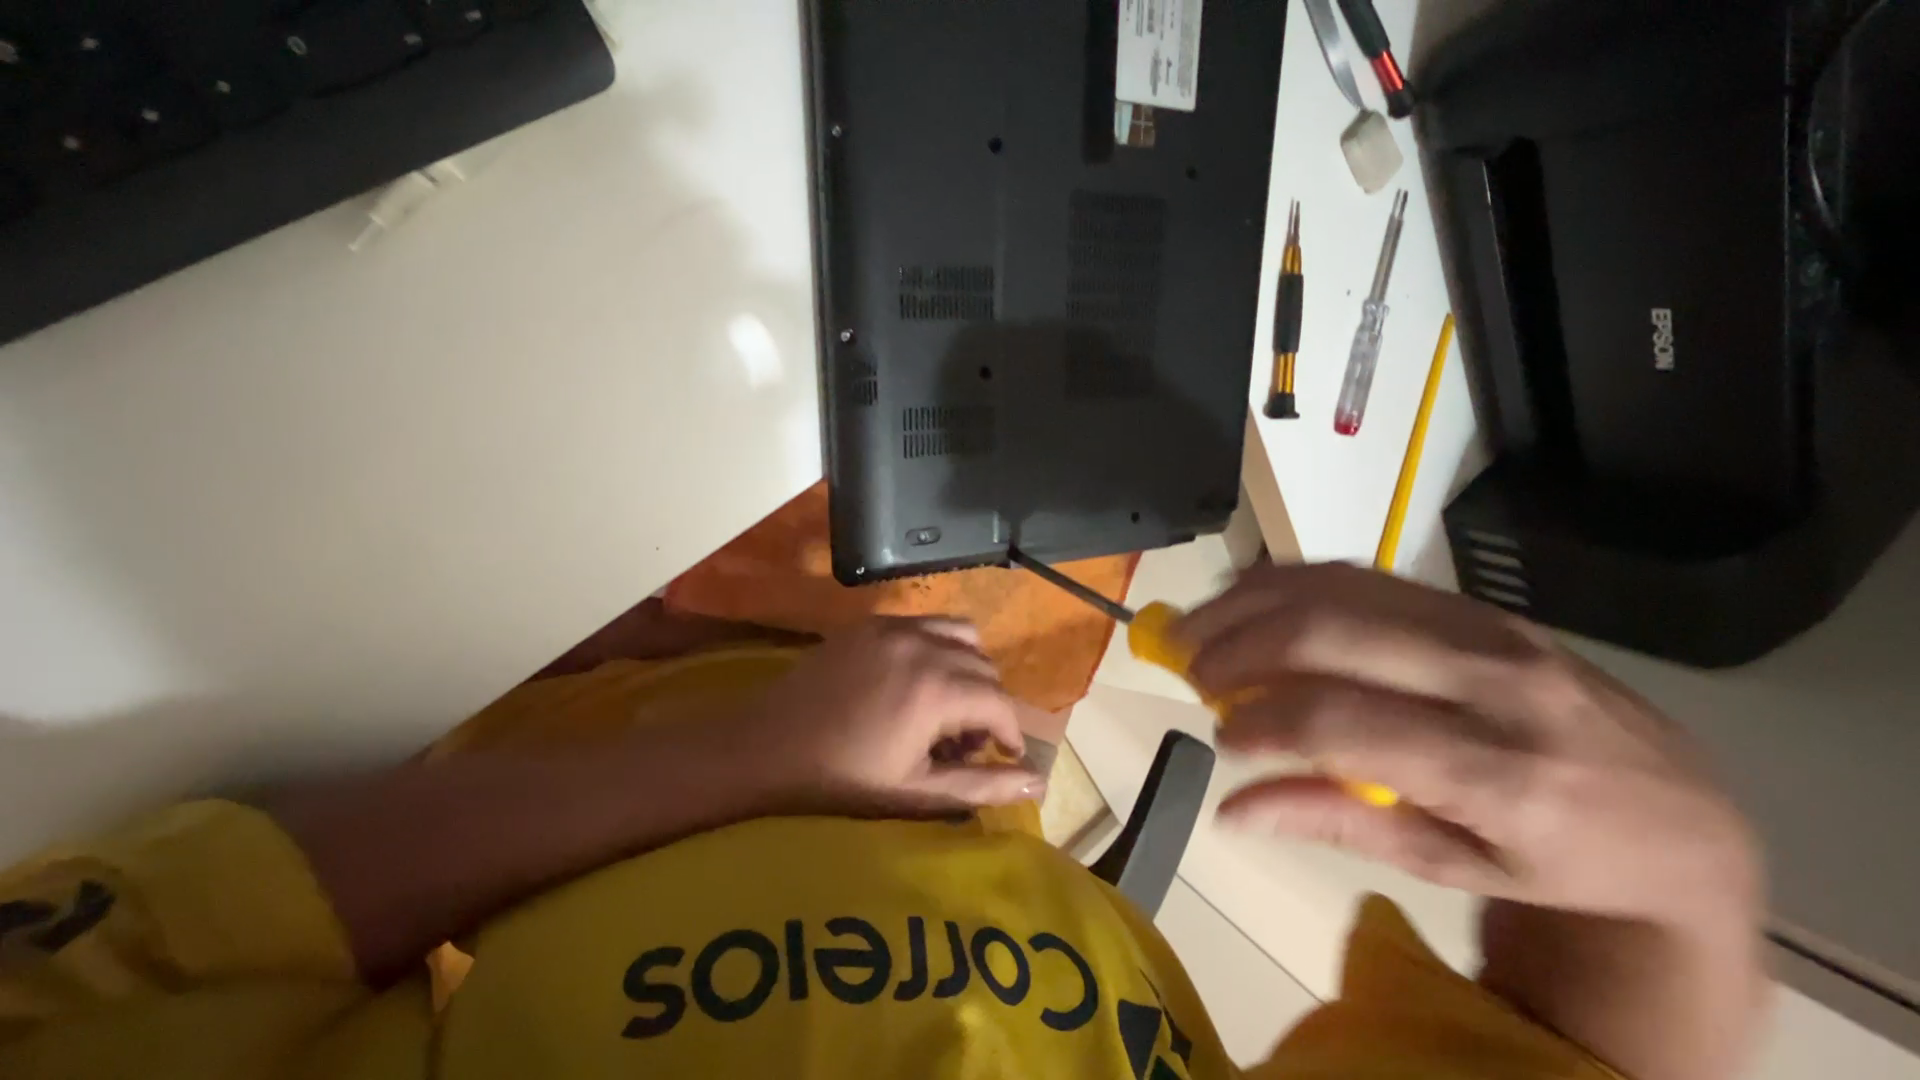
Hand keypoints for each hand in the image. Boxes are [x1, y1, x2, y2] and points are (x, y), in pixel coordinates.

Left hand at [741, 616, 1045, 816]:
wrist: (764, 748)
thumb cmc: (841, 781)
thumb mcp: (916, 792)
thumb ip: (983, 785)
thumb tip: (1040, 783)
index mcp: (937, 689)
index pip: (1001, 703)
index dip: (1009, 734)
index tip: (1002, 758)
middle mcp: (922, 645)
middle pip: (985, 668)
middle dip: (987, 706)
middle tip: (960, 744)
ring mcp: (893, 627)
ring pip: (961, 636)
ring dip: (967, 669)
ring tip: (943, 707)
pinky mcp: (869, 623)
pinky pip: (924, 624)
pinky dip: (936, 648)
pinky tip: (911, 684)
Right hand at [1176, 562, 1759, 930]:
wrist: (1680, 819)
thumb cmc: (1559, 863)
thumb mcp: (1454, 867)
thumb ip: (1336, 824)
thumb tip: (1231, 808)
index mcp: (1494, 772)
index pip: (1343, 724)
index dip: (1261, 721)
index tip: (1221, 735)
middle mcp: (1492, 683)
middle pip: (1331, 633)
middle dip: (1238, 643)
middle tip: (1187, 665)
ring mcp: (1490, 631)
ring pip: (1343, 587)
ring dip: (1254, 599)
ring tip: (1200, 625)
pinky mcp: (1483, 606)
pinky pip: (1370, 575)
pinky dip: (1297, 581)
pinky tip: (1253, 597)